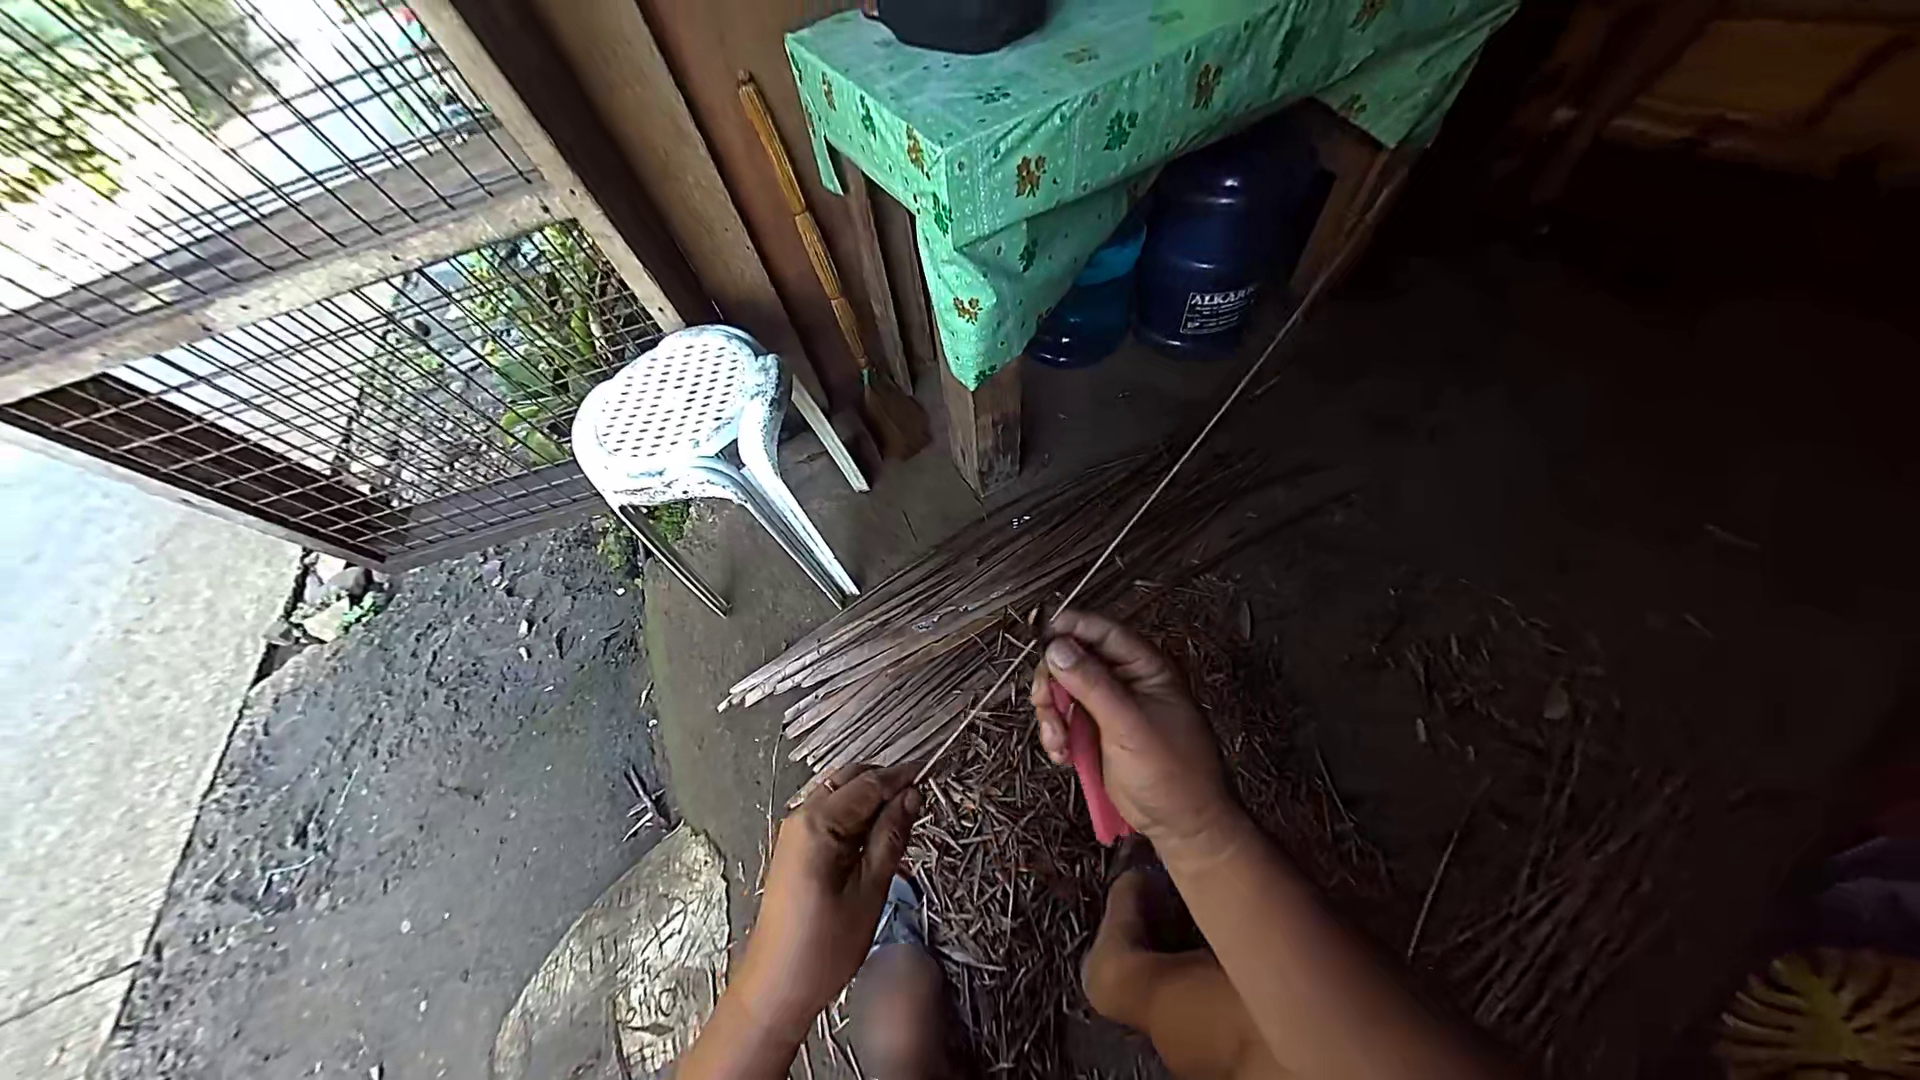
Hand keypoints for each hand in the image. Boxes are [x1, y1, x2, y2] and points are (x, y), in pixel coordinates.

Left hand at [730, 762, 922, 1042]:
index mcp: (817, 824)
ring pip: (842, 793)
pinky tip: (878, 832)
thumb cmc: (821, 950)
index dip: (902, 776)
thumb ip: (891, 836)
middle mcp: (801, 817)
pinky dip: (858, 813)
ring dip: (873, 797)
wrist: (776, 989)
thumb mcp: (870, 891)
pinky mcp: (797, 846)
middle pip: (852, 779)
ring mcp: (796, 830)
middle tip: (920, 796)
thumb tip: (911, 797)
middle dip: (887, 782)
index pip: (869, 783)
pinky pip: (833, 813)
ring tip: (904, 815)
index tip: (928, 772)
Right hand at [1030, 609, 1237, 853]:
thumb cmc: (1172, 772)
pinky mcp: (1094, 731)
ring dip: (1051, 714)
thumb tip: (1057, 647)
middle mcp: (1124, 680)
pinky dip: (1056, 734)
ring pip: (1062, 690)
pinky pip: (1063, 719)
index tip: (1042, 634)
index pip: (1103, 631)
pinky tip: (1063, 755)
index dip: (1071, 628)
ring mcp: (1108, 706)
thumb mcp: (1128, 724)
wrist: (1181, 825)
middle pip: (1073, 659)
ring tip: (1058, 742)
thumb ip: (1091, 683)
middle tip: (1046, 704)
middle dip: (1054, 682)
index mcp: (1144, 667)